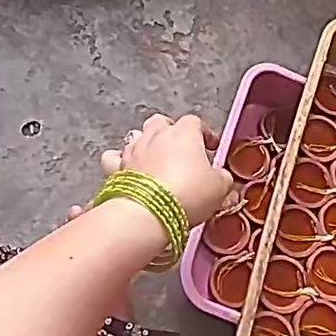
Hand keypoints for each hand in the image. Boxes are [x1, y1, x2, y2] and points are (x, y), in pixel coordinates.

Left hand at [100, 113, 231, 224]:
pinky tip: (124, 170)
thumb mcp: (219, 188)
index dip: (204, 133)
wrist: (149, 213)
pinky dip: (118, 162)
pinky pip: (113, 158)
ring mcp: (132, 150)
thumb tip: (222, 178)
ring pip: (135, 136)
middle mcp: (155, 135)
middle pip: (160, 122)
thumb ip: (222, 178)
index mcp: (184, 133)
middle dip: (169, 132)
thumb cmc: (187, 194)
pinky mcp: (115, 169)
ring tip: (154, 161)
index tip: (211, 146)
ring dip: (145, 145)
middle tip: (180, 150)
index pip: (195, 122)